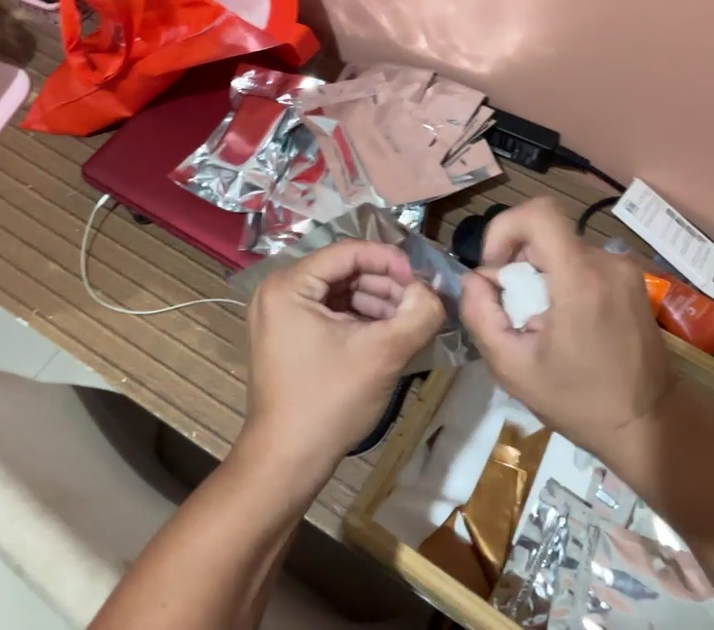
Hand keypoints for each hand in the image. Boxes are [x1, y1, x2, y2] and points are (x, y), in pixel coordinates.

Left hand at [239, 240, 445, 481]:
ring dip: (377, 303)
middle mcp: (278, 291)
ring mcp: (279, 315)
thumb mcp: (383, 354)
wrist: (287, 461)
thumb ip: (419, 314)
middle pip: (344, 270)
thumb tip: (435, 292)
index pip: (348, 251)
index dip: (390, 260)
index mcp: (288, 285)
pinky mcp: (288, 337)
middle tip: (420, 304)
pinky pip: (330, 313)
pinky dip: (360, 320)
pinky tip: (388, 336)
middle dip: (386, 285)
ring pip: (340, 292)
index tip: (422, 280)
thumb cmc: (329, 402)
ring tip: (409, 323)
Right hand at [458, 198, 678, 469]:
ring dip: (541, 276)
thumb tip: (474, 279)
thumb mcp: (513, 369)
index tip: (497, 270)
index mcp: (580, 279)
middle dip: (519, 265)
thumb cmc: (579, 402)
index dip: (505, 228)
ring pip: (563, 249)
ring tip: (541, 324)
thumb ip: (481, 316)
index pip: (538, 213)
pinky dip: (563, 281)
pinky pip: (583, 263)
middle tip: (515, 312)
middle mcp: (607, 262)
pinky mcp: (632, 279)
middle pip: (546, 236)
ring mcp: (625, 268)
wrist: (649, 424)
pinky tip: (565, 323)